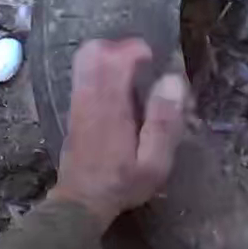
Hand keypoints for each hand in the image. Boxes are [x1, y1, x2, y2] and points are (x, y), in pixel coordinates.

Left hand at [50, 38, 187, 228]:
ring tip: (135, 75)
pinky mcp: (74, 108)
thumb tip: (173, 79)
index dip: (138, 50)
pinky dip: (102, 69)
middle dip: (122, 48)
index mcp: (110, 106)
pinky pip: (83, 73)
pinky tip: (121, 90)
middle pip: (94, 50)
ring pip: (85, 59)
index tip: (158, 63)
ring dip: (111, 57)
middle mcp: (88, 97)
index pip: (115, 57)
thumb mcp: (154, 163)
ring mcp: (77, 101)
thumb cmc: (122, 184)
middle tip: (145, 65)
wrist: (81, 201)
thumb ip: (164, 121)